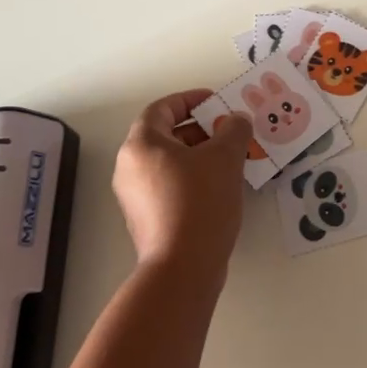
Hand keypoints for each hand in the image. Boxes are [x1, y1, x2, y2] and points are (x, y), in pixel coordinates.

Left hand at [113, 89, 250, 279]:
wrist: (183, 267)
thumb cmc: (200, 201)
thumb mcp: (225, 158)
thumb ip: (233, 130)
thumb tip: (236, 119)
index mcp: (141, 144)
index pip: (163, 108)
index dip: (191, 100)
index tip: (218, 103)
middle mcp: (130, 167)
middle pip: (166, 135)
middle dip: (201, 130)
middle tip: (230, 132)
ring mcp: (135, 197)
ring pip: (169, 163)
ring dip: (199, 156)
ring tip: (232, 160)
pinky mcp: (146, 219)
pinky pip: (169, 186)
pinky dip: (192, 179)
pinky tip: (220, 188)